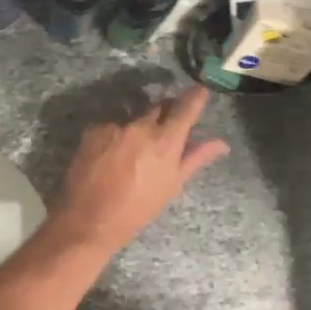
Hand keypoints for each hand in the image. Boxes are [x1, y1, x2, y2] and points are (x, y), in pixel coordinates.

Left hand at [52, 86, 229, 251]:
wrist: (89, 218)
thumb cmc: (137, 208)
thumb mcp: (171, 185)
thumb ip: (195, 158)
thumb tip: (221, 143)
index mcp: (165, 141)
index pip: (186, 107)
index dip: (195, 97)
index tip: (200, 91)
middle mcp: (140, 126)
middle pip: (158, 107)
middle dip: (165, 112)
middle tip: (164, 129)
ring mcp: (114, 125)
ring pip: (133, 117)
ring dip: (138, 127)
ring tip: (132, 152)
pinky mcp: (93, 129)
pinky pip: (111, 126)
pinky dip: (115, 135)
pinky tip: (110, 156)